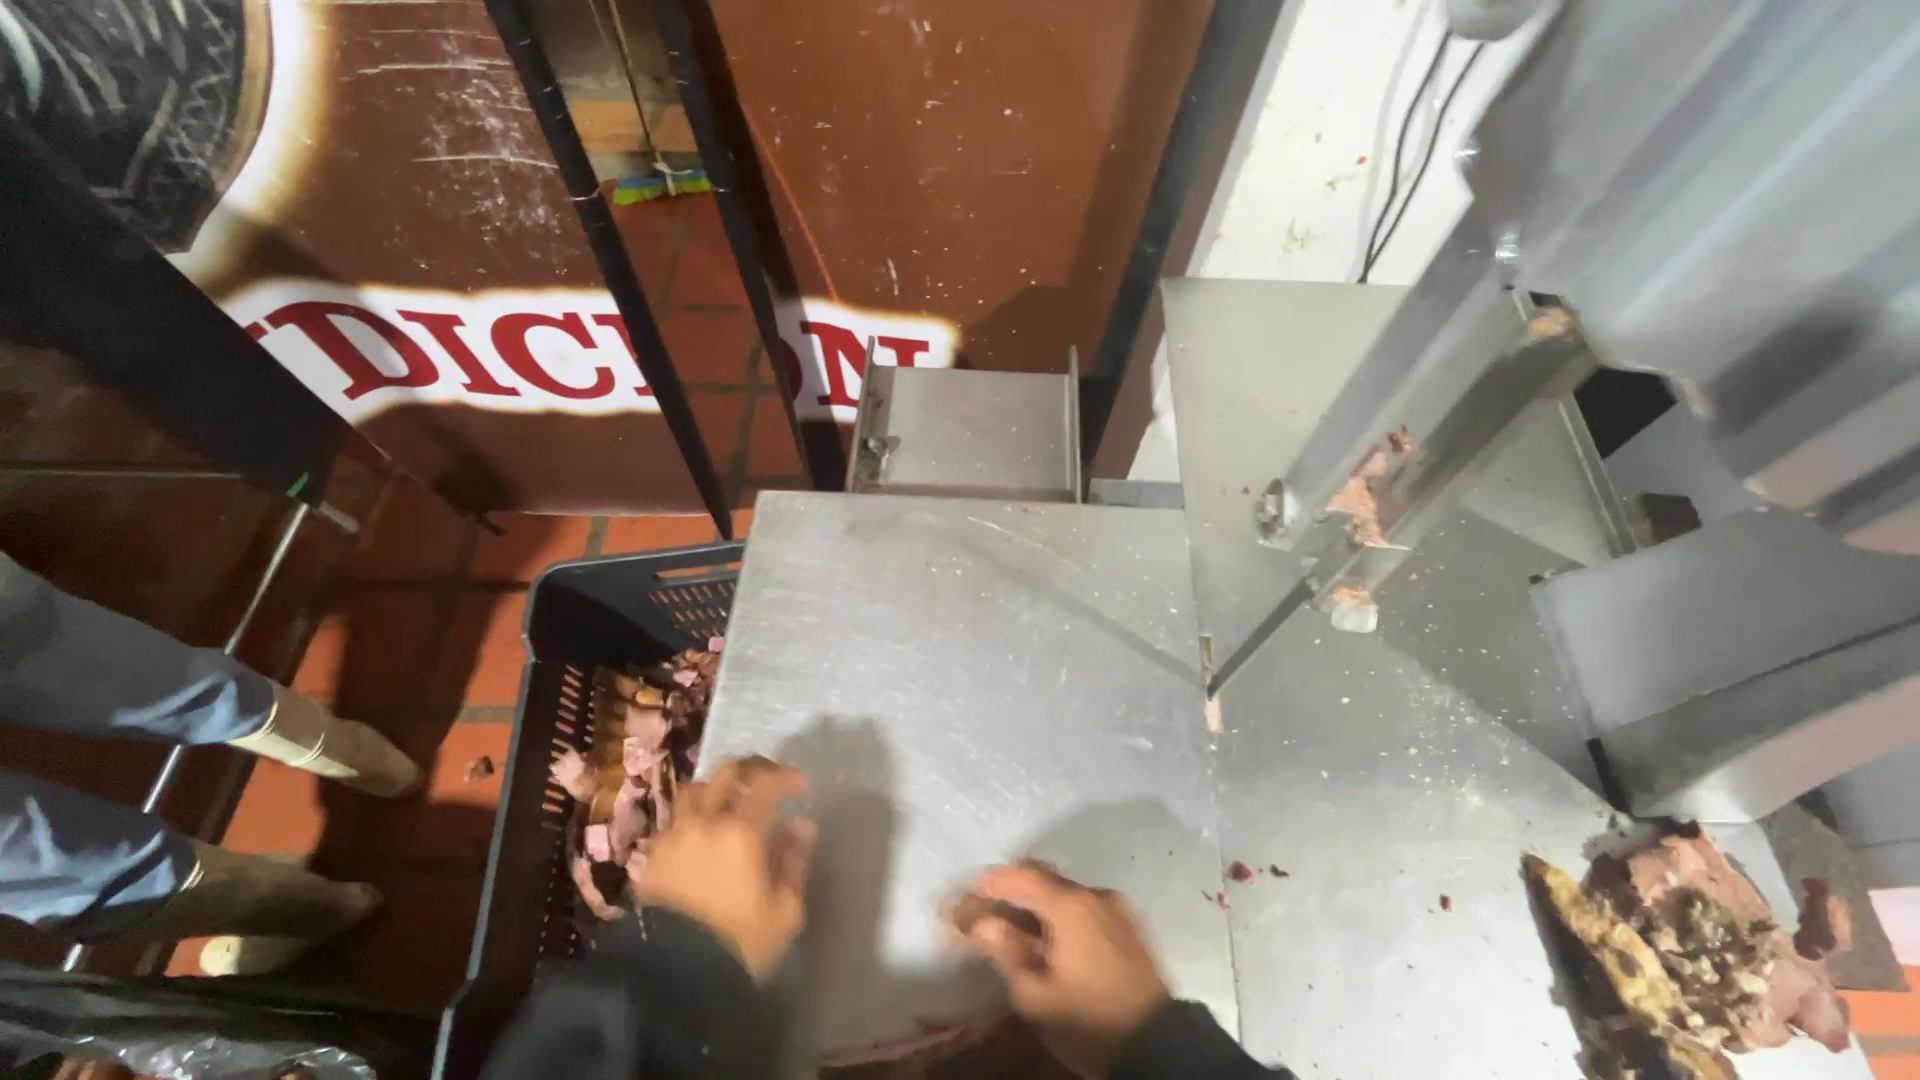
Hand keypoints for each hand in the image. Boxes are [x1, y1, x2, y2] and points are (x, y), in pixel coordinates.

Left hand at [632, 756, 816, 980]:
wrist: (670, 977)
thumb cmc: (738, 943)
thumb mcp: (785, 911)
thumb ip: (795, 862)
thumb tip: (801, 826)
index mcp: (742, 830)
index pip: (765, 781)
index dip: (785, 775)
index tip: (801, 786)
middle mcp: (705, 821)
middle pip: (726, 773)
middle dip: (751, 770)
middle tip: (767, 781)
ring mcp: (673, 837)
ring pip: (694, 791)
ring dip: (716, 788)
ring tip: (729, 803)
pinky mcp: (651, 858)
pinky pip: (676, 821)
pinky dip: (694, 818)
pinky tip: (703, 837)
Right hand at [962, 861, 1170, 1078]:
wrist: (1158, 1048)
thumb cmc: (1089, 1020)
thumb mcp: (1036, 996)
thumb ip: (1006, 952)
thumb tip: (984, 923)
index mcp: (1071, 904)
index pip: (1022, 876)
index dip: (992, 882)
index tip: (970, 895)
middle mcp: (1096, 895)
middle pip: (1046, 879)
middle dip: (1014, 892)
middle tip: (990, 913)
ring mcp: (1118, 909)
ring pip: (1068, 894)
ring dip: (1040, 905)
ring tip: (1019, 932)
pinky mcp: (1131, 928)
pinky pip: (1088, 908)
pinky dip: (1064, 916)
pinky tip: (1052, 940)